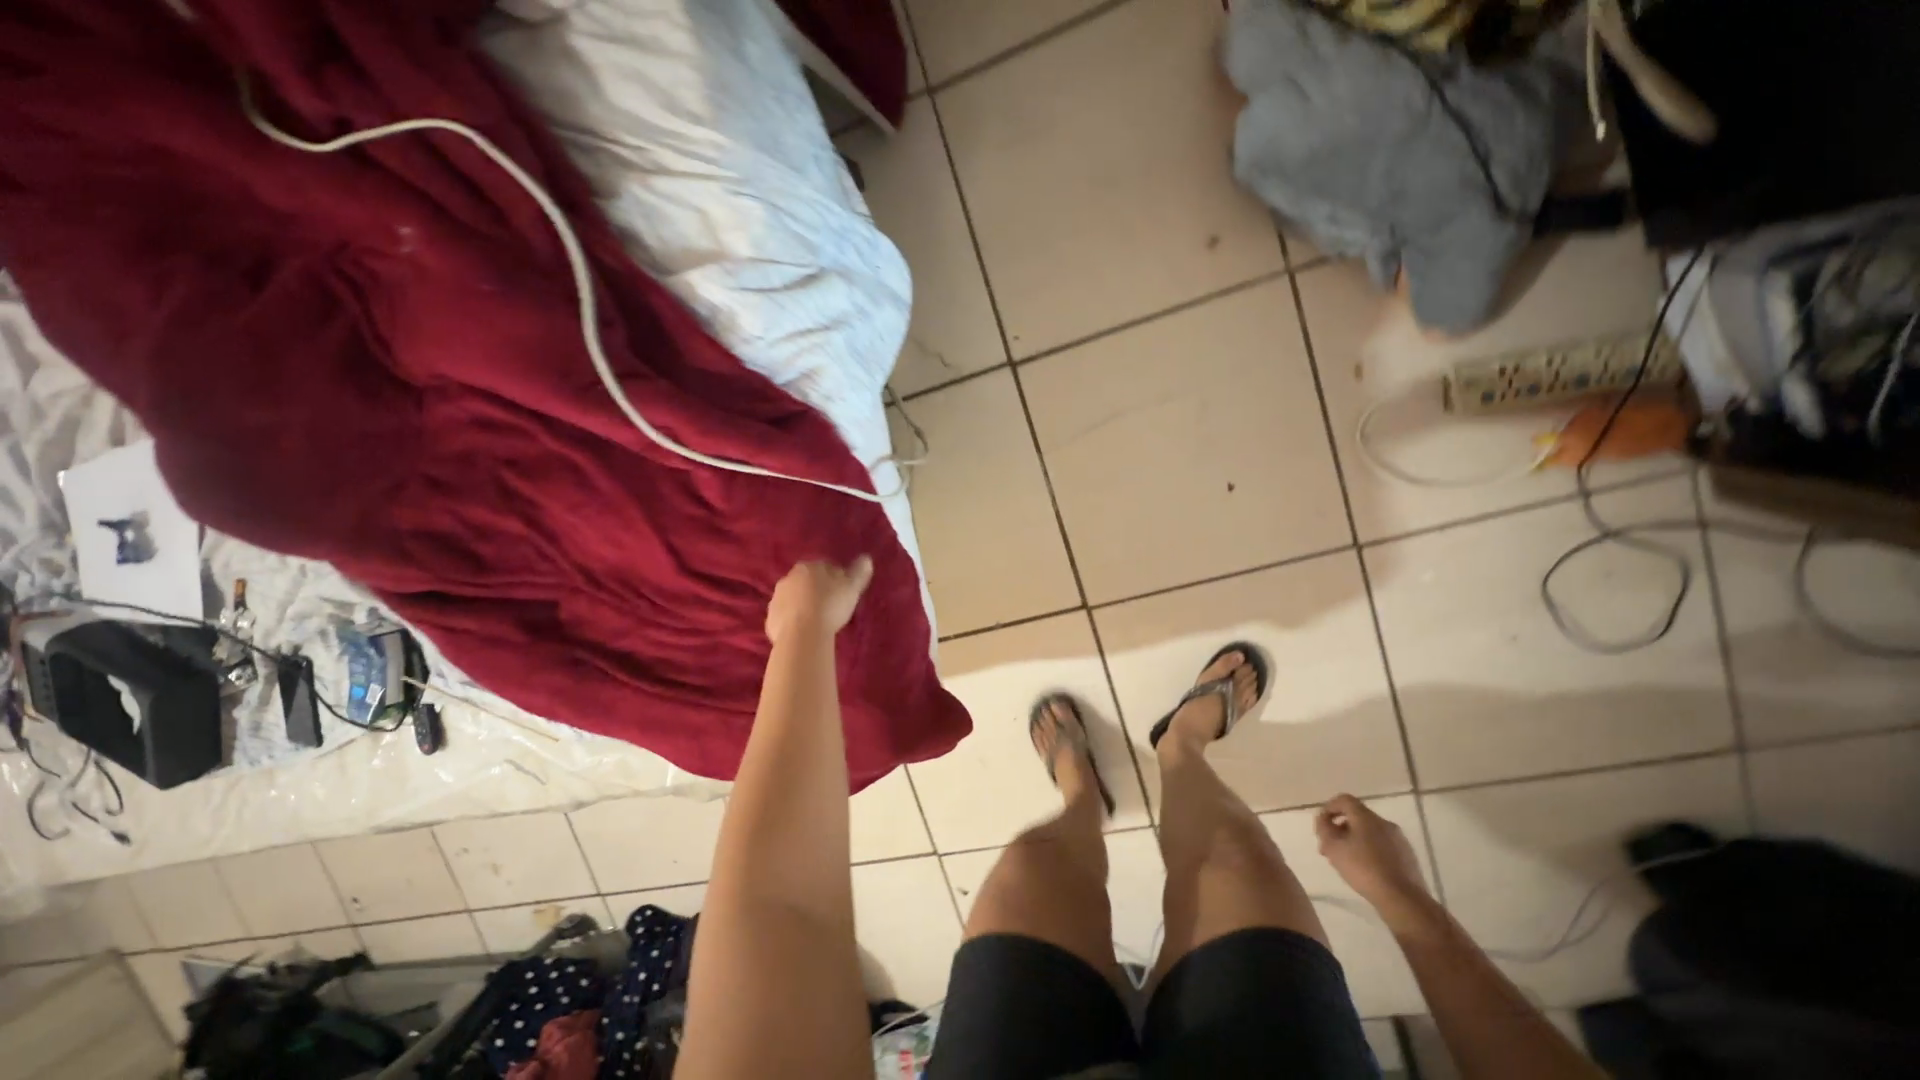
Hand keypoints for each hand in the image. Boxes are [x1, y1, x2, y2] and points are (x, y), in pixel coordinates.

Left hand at [766, 557, 873, 643]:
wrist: (803, 634)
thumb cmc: (830, 606)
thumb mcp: (852, 587)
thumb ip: (859, 572)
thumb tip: (866, 558)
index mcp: (808, 567)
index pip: (824, 567)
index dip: (835, 578)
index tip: (843, 591)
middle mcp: (788, 578)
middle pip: (806, 582)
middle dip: (815, 590)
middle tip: (830, 606)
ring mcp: (776, 598)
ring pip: (793, 599)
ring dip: (802, 605)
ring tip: (816, 621)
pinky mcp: (770, 619)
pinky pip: (785, 617)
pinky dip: (793, 621)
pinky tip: (803, 631)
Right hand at [1316, 794, 1430, 920]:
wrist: (1402, 897)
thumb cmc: (1363, 869)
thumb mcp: (1333, 848)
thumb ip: (1324, 829)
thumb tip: (1323, 819)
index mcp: (1366, 817)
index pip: (1344, 800)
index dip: (1329, 808)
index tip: (1321, 826)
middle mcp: (1384, 823)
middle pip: (1356, 817)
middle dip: (1339, 829)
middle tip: (1329, 848)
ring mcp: (1398, 839)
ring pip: (1369, 832)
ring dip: (1354, 840)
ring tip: (1345, 861)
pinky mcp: (1407, 855)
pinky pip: (1382, 845)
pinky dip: (1369, 850)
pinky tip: (1365, 869)